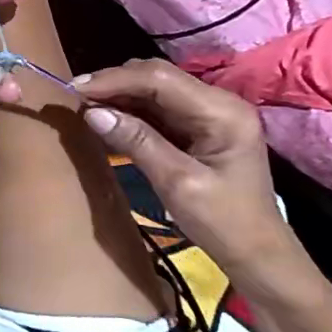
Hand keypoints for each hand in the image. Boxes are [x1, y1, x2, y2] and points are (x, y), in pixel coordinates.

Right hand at [73, 60, 306, 282]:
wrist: (256, 254)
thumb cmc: (223, 222)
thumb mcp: (177, 184)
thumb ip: (137, 142)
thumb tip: (92, 113)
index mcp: (221, 111)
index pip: (159, 79)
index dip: (115, 79)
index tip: (76, 88)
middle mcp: (217, 102)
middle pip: (157, 77)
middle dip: (115, 83)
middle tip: (75, 97)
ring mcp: (209, 113)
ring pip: (154, 90)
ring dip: (119, 95)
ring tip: (84, 106)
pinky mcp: (198, 127)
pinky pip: (157, 109)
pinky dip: (130, 111)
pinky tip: (106, 118)